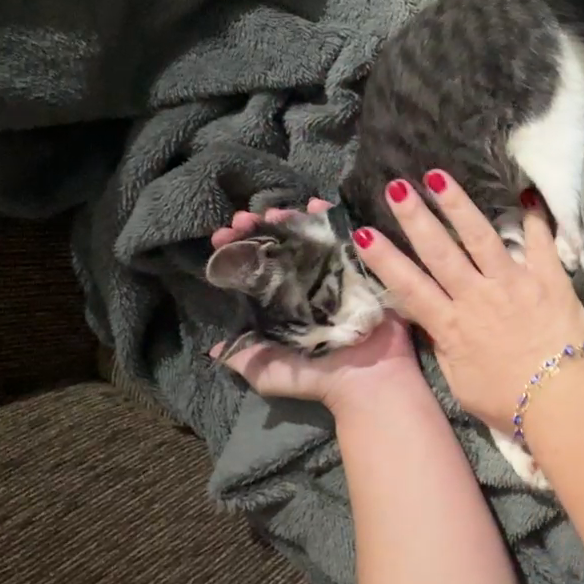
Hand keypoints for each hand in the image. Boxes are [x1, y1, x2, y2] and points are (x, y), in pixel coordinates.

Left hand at [208, 198, 426, 418]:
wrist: (370, 380)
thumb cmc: (321, 378)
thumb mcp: (270, 373)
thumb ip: (245, 359)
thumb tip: (213, 348)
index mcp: (285, 306)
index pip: (255, 271)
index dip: (237, 252)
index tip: (222, 237)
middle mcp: (309, 287)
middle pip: (281, 249)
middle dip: (260, 230)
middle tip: (245, 219)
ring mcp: (338, 276)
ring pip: (311, 239)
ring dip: (292, 220)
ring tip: (276, 211)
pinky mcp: (366, 269)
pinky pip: (350, 239)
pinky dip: (335, 218)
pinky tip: (317, 202)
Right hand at [346, 171, 583, 428]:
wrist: (560, 401)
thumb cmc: (509, 402)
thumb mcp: (461, 382)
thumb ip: (447, 349)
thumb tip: (437, 328)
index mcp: (452, 327)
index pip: (409, 287)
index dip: (385, 260)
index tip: (363, 234)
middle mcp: (477, 298)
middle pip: (440, 252)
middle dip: (415, 218)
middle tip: (396, 187)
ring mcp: (513, 284)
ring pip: (480, 237)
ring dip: (458, 205)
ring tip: (438, 177)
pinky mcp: (549, 280)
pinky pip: (540, 243)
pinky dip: (535, 218)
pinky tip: (527, 194)